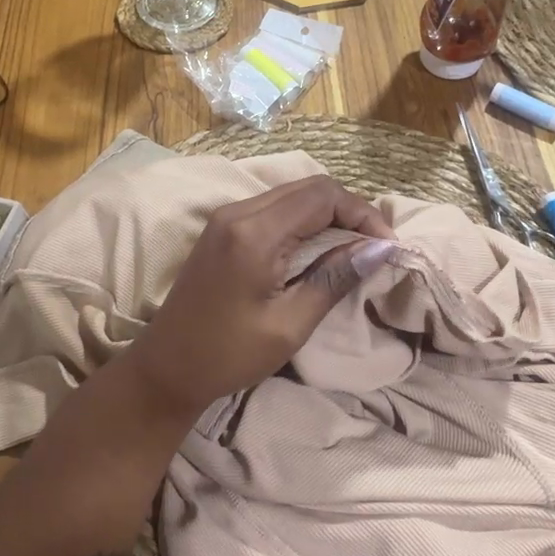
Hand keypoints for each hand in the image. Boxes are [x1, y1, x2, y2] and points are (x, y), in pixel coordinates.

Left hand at [121, 175, 398, 417]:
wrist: (166, 368)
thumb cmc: (228, 355)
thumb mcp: (290, 325)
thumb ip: (334, 279)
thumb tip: (381, 248)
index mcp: (254, 233)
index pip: (323, 196)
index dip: (362, 214)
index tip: (388, 246)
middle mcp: (238, 211)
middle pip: (308, 187)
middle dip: (349, 210)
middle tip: (375, 246)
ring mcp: (225, 217)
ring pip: (291, 194)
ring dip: (327, 213)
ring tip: (354, 248)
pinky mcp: (221, 228)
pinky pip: (273, 207)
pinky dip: (303, 220)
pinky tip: (318, 249)